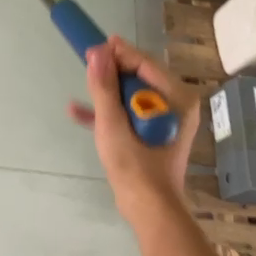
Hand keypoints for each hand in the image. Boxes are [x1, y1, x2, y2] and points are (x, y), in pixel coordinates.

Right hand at [68, 36, 200, 221]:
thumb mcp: (113, 124)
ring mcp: (164, 120)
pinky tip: (77, 112)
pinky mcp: (152, 134)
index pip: (145, 63)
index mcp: (177, 98)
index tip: (93, 47)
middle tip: (86, 63)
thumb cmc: (134, 166)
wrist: (148, 209)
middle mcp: (176, 104)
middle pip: (139, 77)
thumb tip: (96, 53)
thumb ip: (103, 88)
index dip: (118, 53)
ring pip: (131, 95)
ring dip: (106, 92)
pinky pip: (128, 114)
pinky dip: (107, 112)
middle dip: (111, 71)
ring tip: (82, 86)